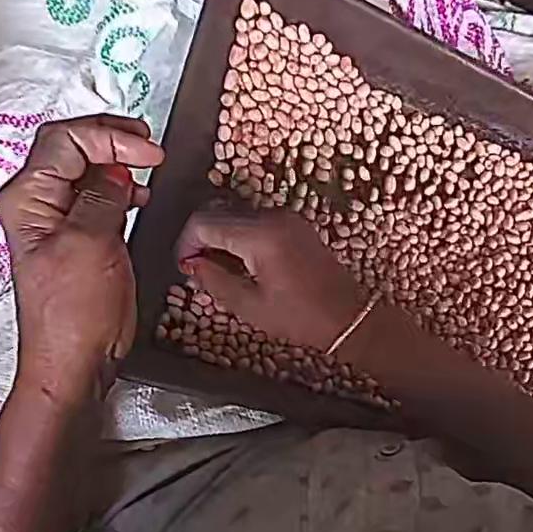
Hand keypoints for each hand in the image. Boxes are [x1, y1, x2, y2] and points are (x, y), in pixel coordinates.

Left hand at [0, 115, 162, 403]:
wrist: (75, 359)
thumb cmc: (75, 313)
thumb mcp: (90, 245)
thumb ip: (102, 199)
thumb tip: (116, 170)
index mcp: (28, 199)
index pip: (65, 142)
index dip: (108, 137)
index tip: (148, 151)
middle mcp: (39, 204)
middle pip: (70, 149)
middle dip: (110, 138)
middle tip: (148, 142)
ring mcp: (61, 223)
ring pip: (86, 172)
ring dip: (117, 161)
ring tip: (149, 164)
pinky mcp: (83, 240)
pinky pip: (99, 199)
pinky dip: (121, 188)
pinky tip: (140, 194)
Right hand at [175, 206, 362, 349]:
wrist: (348, 317)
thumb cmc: (302, 317)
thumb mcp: (250, 306)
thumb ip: (214, 280)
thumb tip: (192, 265)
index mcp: (260, 235)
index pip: (203, 223)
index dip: (186, 244)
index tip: (184, 267)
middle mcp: (273, 217)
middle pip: (218, 214)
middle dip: (201, 240)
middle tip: (198, 271)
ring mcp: (287, 218)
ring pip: (236, 215)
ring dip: (221, 237)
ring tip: (220, 270)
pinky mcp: (296, 225)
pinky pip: (256, 221)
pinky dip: (241, 236)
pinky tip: (243, 264)